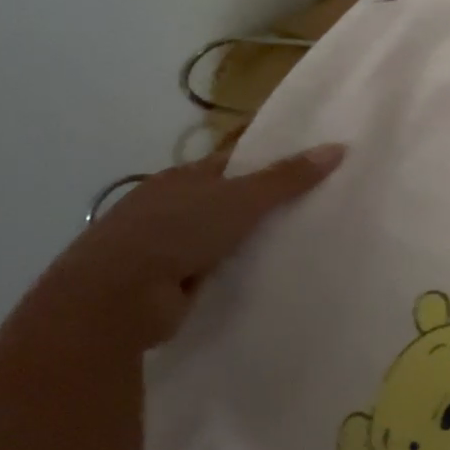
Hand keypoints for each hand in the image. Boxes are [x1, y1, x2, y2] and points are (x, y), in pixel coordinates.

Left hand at [20, 143, 345, 354]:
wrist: (110, 303)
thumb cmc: (174, 233)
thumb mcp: (241, 198)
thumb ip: (289, 176)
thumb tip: (339, 146)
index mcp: (177, 179)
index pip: (233, 164)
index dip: (271, 164)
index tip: (314, 170)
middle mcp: (166, 208)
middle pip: (230, 199)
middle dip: (267, 205)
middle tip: (320, 205)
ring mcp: (162, 247)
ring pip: (223, 236)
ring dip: (251, 240)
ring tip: (304, 239)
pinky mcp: (164, 283)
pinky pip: (215, 268)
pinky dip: (236, 269)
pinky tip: (269, 270)